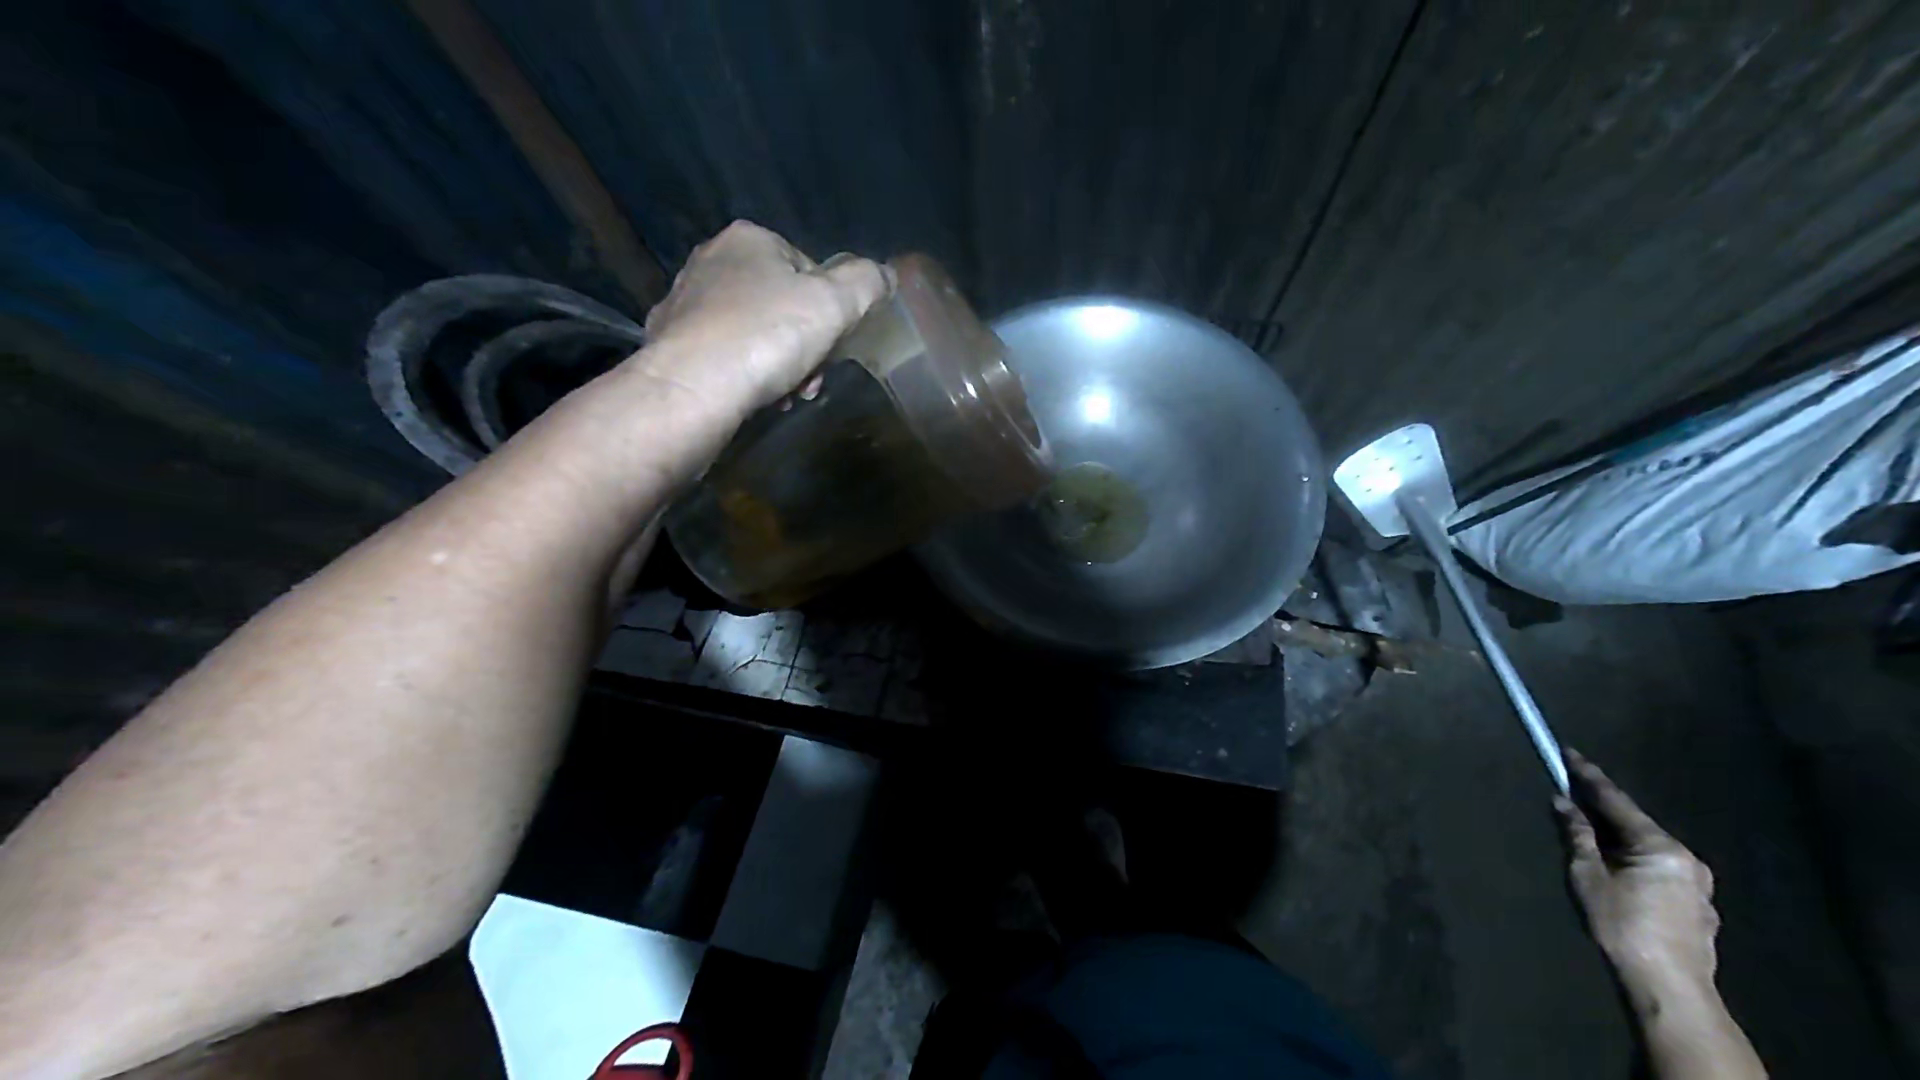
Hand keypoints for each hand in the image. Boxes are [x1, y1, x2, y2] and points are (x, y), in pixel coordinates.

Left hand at [635, 221, 890, 418]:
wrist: (693, 386)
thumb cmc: (768, 336)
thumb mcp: (835, 304)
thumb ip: (866, 283)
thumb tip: (885, 274)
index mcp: (750, 239)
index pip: (807, 268)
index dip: (829, 309)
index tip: (832, 344)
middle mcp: (711, 259)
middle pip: (779, 303)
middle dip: (804, 344)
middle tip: (812, 379)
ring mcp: (684, 300)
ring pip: (751, 332)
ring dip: (779, 365)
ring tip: (787, 396)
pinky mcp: (667, 340)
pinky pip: (721, 354)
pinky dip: (743, 374)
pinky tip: (754, 397)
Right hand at [1557, 749, 1720, 997]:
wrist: (1669, 985)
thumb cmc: (1621, 923)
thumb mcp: (1587, 874)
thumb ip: (1577, 834)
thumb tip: (1563, 801)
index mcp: (1659, 846)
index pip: (1616, 800)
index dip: (1589, 775)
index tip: (1568, 752)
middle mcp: (1686, 858)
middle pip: (1635, 823)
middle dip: (1603, 809)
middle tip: (1572, 795)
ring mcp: (1698, 884)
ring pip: (1648, 847)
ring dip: (1618, 836)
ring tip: (1589, 834)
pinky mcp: (1699, 905)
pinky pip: (1659, 868)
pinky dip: (1633, 858)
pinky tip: (1617, 869)